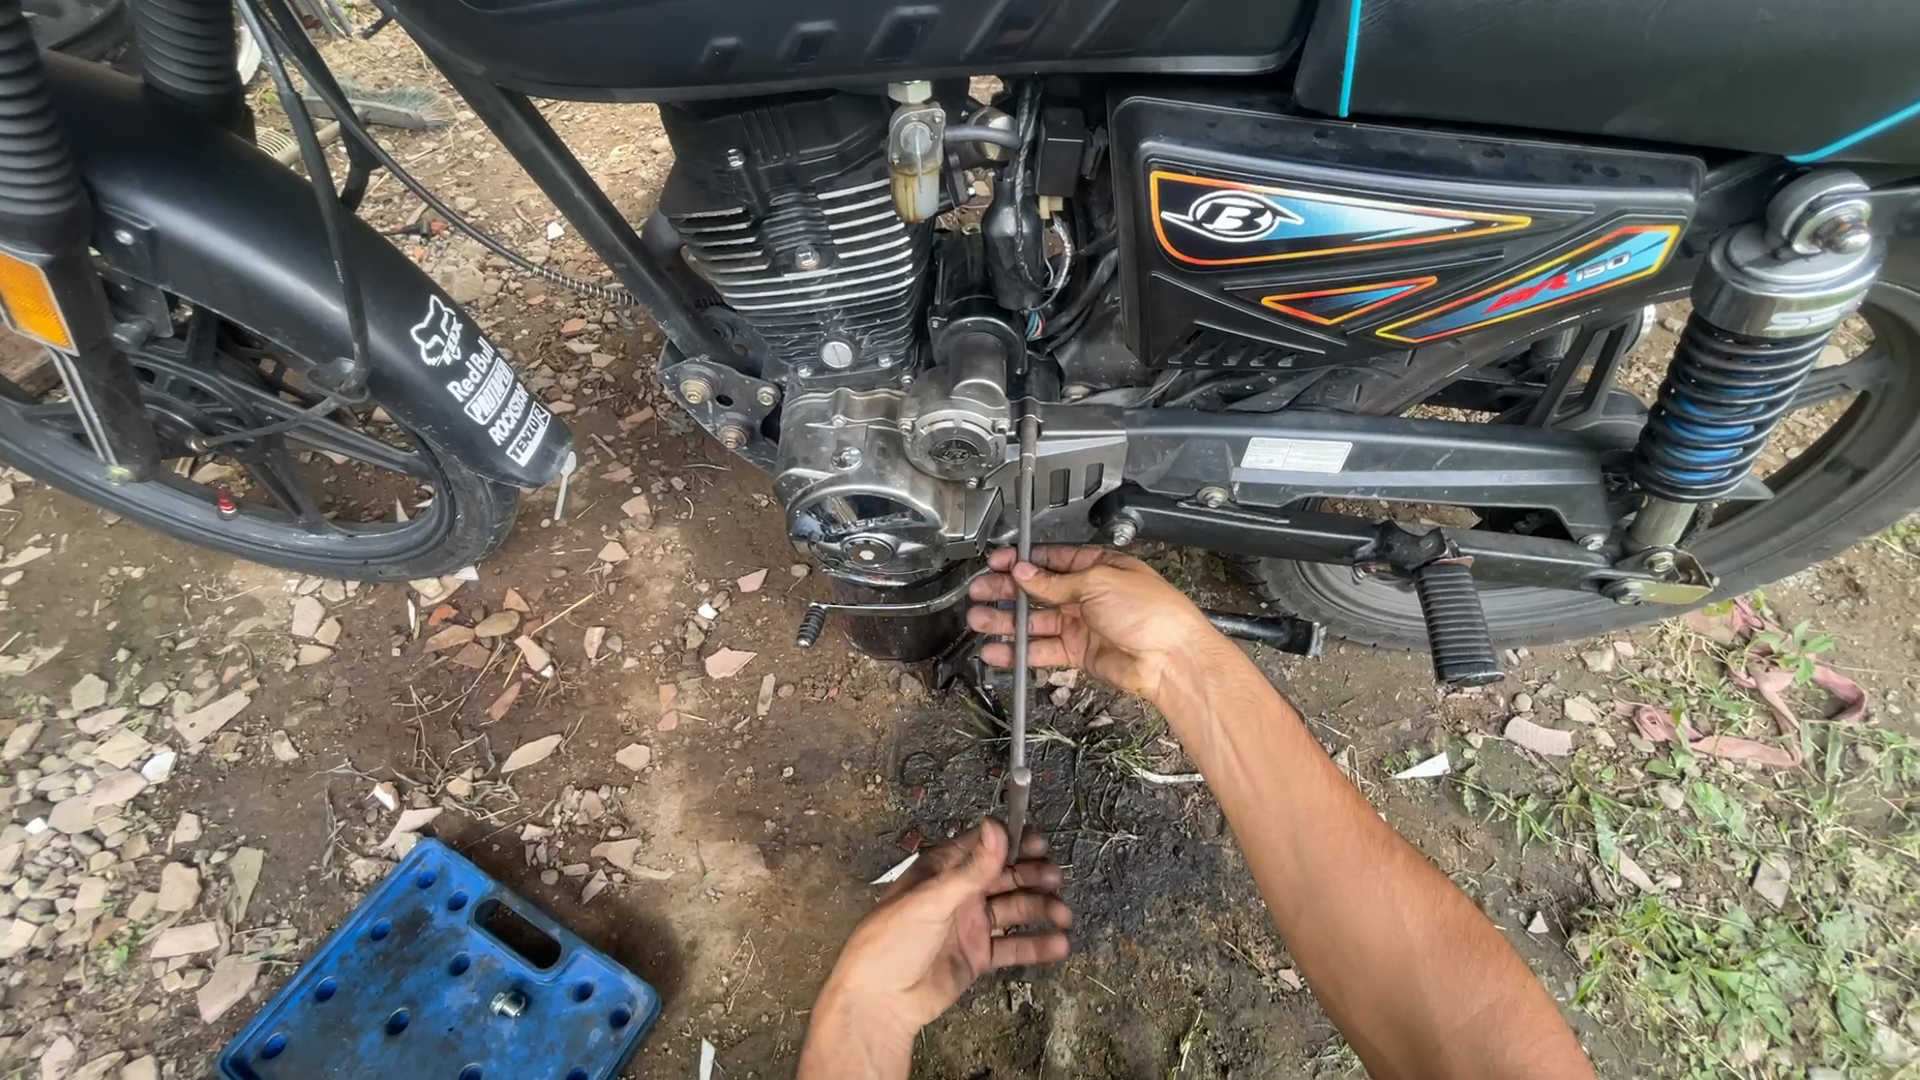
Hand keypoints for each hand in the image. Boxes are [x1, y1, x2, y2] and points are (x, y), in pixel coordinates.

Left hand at [799, 822, 1069, 1077]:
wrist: (878, 999)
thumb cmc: (891, 938)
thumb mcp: (932, 898)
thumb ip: (970, 868)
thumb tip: (995, 826)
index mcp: (945, 867)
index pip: (986, 846)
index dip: (1014, 842)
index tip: (1040, 842)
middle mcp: (961, 891)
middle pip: (1005, 876)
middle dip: (1033, 875)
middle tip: (1056, 879)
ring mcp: (970, 923)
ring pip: (1013, 909)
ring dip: (1040, 909)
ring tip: (1063, 916)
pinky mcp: (977, 955)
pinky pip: (1012, 946)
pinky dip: (1036, 945)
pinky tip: (1058, 944)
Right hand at [966, 544, 1220, 700]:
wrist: (1171, 659)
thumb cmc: (1153, 613)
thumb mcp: (1099, 582)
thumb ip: (1056, 581)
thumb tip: (1026, 572)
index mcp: (1097, 567)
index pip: (1051, 561)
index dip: (1022, 562)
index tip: (998, 563)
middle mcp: (1087, 595)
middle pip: (1037, 590)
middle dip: (1005, 590)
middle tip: (979, 591)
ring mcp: (1082, 624)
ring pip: (1034, 621)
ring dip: (1005, 622)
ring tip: (979, 621)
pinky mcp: (1079, 653)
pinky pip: (1042, 650)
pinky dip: (1018, 652)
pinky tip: (999, 651)